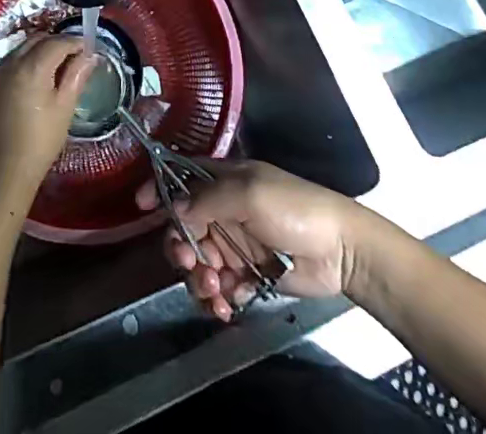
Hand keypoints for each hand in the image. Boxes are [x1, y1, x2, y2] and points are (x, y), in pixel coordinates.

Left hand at [0, 35, 97, 209]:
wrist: (6, 169)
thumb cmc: (42, 140)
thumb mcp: (65, 107)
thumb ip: (76, 76)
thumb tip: (89, 56)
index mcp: (31, 68)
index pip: (56, 43)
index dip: (74, 42)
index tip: (88, 47)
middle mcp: (11, 64)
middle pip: (36, 40)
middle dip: (57, 42)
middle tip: (75, 55)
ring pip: (21, 49)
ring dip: (40, 49)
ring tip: (58, 64)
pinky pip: (10, 62)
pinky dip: (26, 61)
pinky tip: (37, 77)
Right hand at [137, 159, 379, 320]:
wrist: (344, 252)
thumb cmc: (295, 209)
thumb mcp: (249, 193)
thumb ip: (207, 200)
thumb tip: (173, 209)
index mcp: (223, 181)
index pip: (181, 178)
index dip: (159, 189)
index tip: (141, 206)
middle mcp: (223, 210)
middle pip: (183, 227)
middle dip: (180, 248)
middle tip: (192, 264)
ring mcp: (235, 244)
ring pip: (198, 262)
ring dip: (198, 279)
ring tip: (216, 291)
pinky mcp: (248, 275)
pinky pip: (219, 287)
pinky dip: (217, 299)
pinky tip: (226, 307)